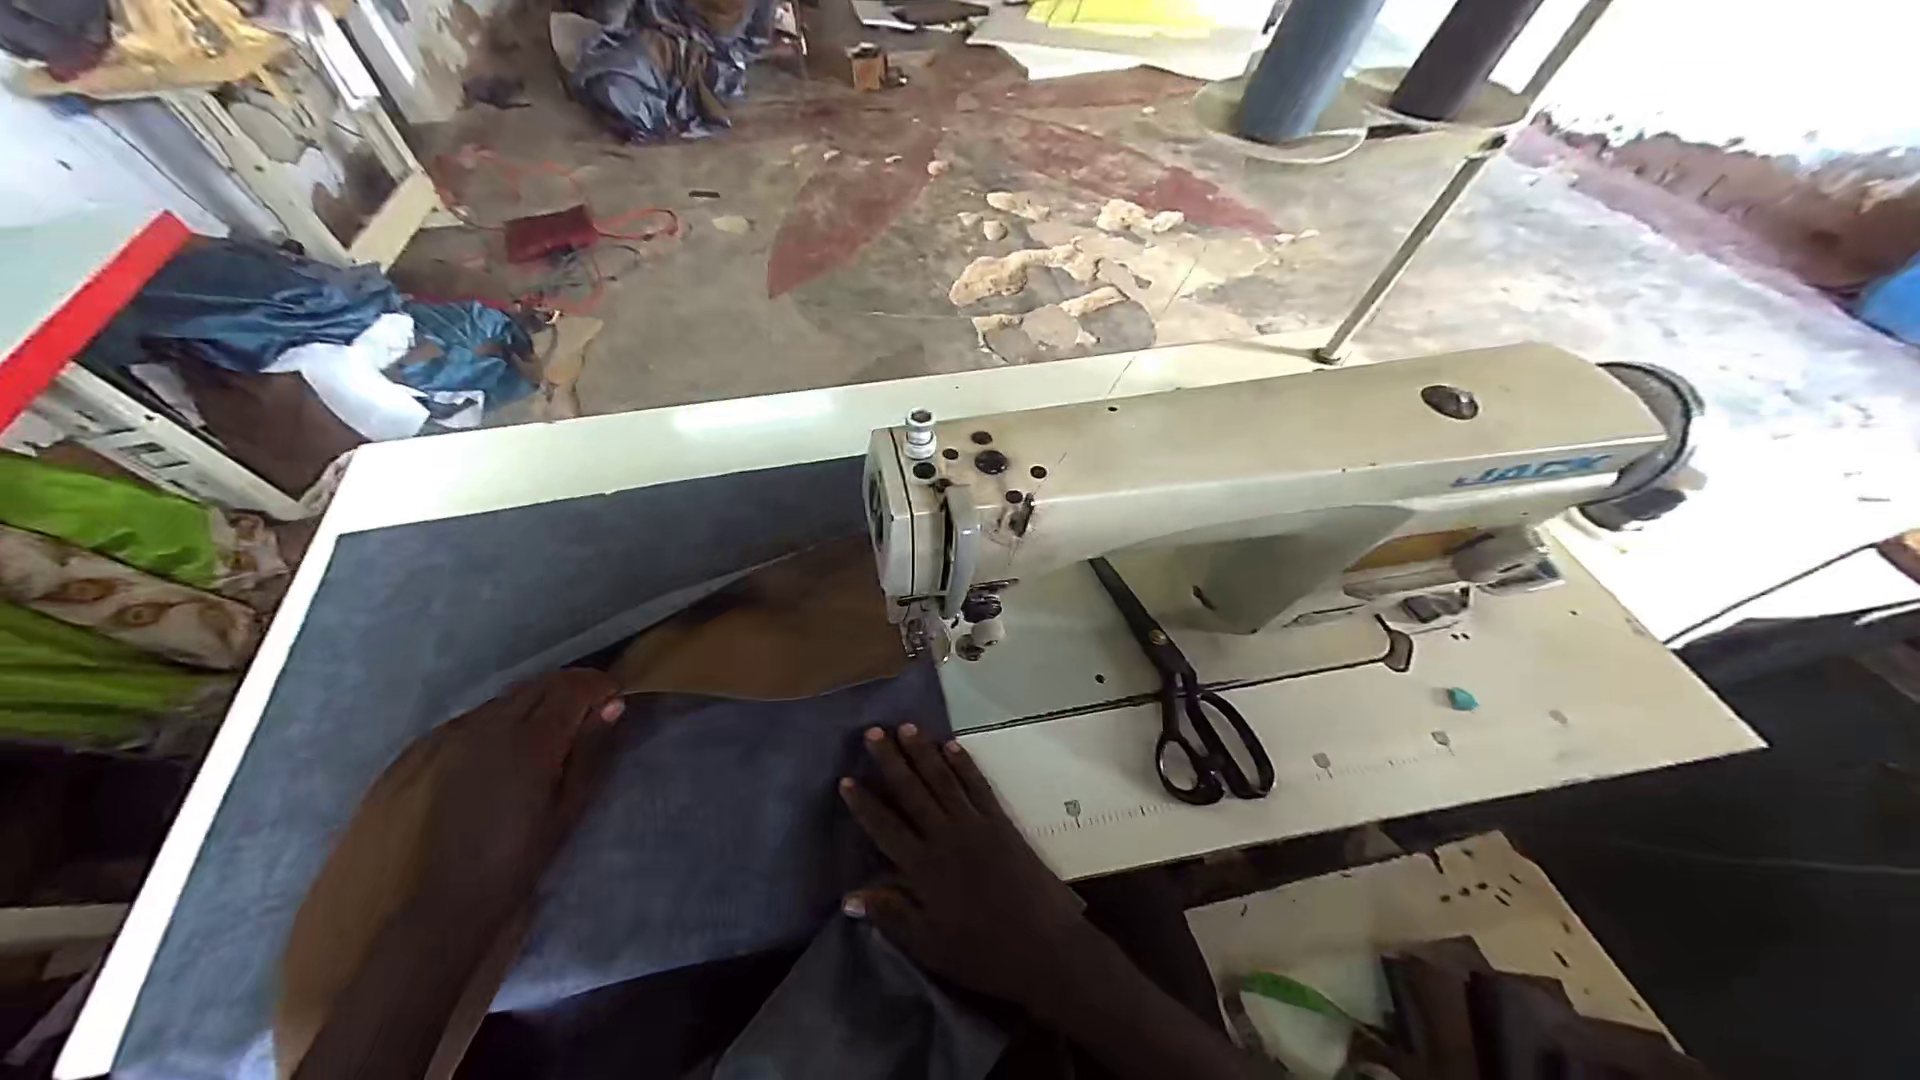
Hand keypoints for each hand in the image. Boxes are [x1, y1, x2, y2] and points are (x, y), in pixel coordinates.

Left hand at [417, 669, 624, 918]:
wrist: (395, 936)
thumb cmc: (499, 878)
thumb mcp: (562, 818)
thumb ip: (588, 755)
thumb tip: (611, 708)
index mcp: (526, 741)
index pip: (572, 687)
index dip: (599, 686)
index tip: (614, 698)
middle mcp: (479, 726)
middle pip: (534, 687)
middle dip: (567, 692)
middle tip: (586, 717)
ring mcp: (435, 740)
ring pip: (496, 704)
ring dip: (527, 710)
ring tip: (537, 744)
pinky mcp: (401, 760)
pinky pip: (459, 726)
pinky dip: (487, 730)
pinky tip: (486, 763)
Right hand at [838, 724, 1092, 1006]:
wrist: (1043, 946)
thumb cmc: (981, 952)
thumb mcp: (928, 944)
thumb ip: (890, 915)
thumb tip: (848, 897)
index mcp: (923, 867)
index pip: (885, 827)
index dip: (864, 803)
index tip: (846, 778)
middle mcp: (945, 836)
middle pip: (912, 792)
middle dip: (890, 761)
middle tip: (873, 732)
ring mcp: (975, 824)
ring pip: (943, 780)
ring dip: (924, 752)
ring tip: (907, 727)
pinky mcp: (1000, 821)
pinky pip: (978, 785)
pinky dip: (964, 764)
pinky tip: (952, 745)